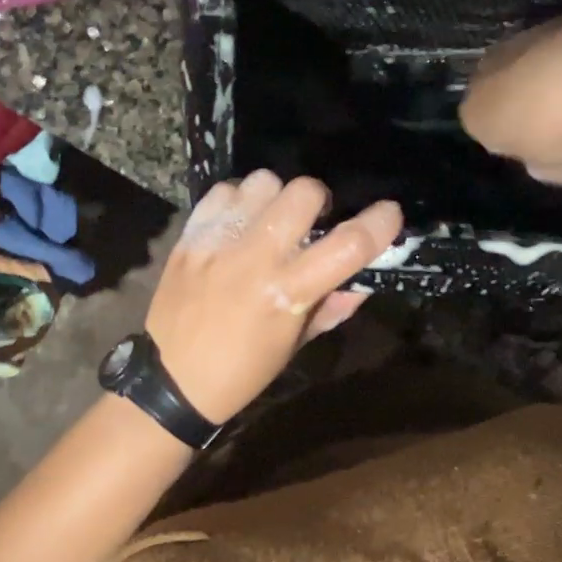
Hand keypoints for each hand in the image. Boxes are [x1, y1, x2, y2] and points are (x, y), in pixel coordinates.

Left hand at [145, 172, 402, 423]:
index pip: (348, 244)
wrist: (172, 379)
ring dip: (276, 198)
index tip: (389, 214)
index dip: (379, 223)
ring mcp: (219, 242)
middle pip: (304, 192)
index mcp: (288, 293)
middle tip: (312, 222)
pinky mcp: (190, 236)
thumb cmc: (243, 371)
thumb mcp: (295, 345)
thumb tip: (362, 280)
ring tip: (270, 221)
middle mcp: (255, 258)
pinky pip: (223, 192)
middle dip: (319, 201)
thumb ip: (331, 307)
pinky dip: (238, 201)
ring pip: (263, 182)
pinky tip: (238, 224)